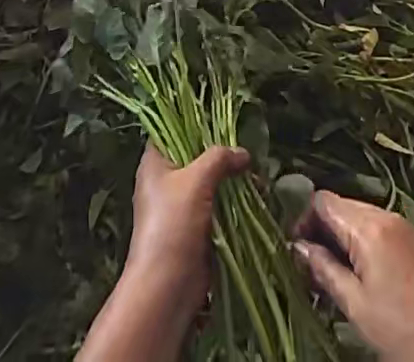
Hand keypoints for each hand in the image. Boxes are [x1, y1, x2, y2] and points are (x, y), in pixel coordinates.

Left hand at [125, 144, 250, 307]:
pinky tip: (255, 203)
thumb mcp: (194, 181)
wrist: (167, 284)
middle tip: (250, 161)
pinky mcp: (195, 228)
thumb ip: (217, 160)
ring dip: (232, 185)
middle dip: (223, 160)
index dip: (197, 128)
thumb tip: (243, 152)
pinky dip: (233, 206)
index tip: (225, 128)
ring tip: (259, 183)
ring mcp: (180, 205)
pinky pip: (216, 209)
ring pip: (209, 186)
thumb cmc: (173, 223)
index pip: (172, 132)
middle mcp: (164, 180)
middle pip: (196, 160)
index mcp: (155, 162)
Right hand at [294, 193, 413, 361]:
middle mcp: (386, 217)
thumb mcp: (356, 306)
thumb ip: (323, 269)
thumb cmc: (407, 335)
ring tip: (335, 275)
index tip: (299, 252)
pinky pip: (376, 229)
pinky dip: (360, 244)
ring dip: (341, 238)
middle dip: (322, 230)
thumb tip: (299, 248)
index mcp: (369, 228)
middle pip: (339, 206)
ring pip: (356, 217)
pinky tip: (361, 276)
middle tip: (313, 266)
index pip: (321, 202)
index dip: (303, 221)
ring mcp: (404, 229)